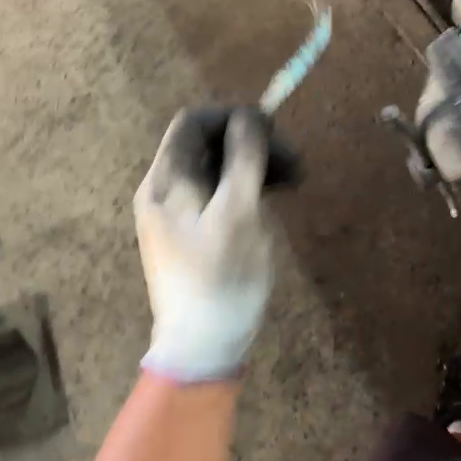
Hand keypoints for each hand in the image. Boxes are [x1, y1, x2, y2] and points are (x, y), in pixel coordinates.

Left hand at [134, 107, 274, 382]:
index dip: (233, 117)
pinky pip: (218, 190)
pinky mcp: (192, 230)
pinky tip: (274, 197)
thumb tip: (249, 114)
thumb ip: (244, 157)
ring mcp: (177, 211)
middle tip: (294, 162)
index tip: (272, 133)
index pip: (193, 122)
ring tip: (295, 179)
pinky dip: (246, 185)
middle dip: (252, 142)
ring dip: (255, 163)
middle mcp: (165, 189)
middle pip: (207, 142)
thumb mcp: (239, 211)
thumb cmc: (222, 276)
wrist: (202, 346)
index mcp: (167, 181)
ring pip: (217, 166)